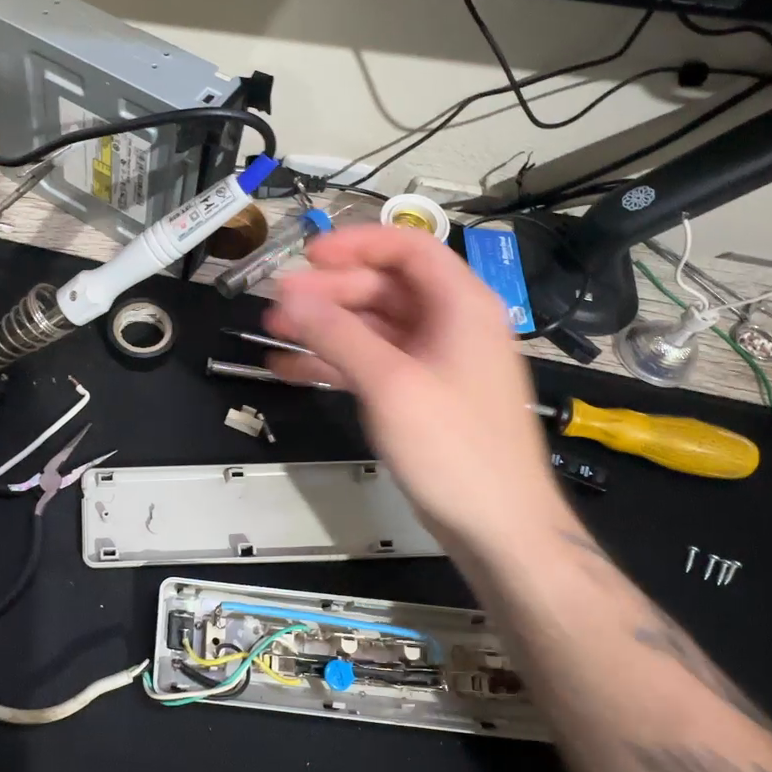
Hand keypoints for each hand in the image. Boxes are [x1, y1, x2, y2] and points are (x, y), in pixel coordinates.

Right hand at [264, 225, 565, 546]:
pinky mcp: (420, 394)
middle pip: (383, 287)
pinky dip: (334, 362)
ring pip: (372, 326)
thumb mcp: (391, 384)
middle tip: (278, 302)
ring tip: (273, 330)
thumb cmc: (455, 449)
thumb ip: (338, 334)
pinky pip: (371, 362)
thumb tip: (290, 296)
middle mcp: (451, 324)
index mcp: (461, 305)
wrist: (498, 527)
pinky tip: (290, 368)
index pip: (407, 248)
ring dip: (324, 326)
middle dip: (328, 291)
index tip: (306, 255)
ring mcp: (435, 361)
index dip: (355, 244)